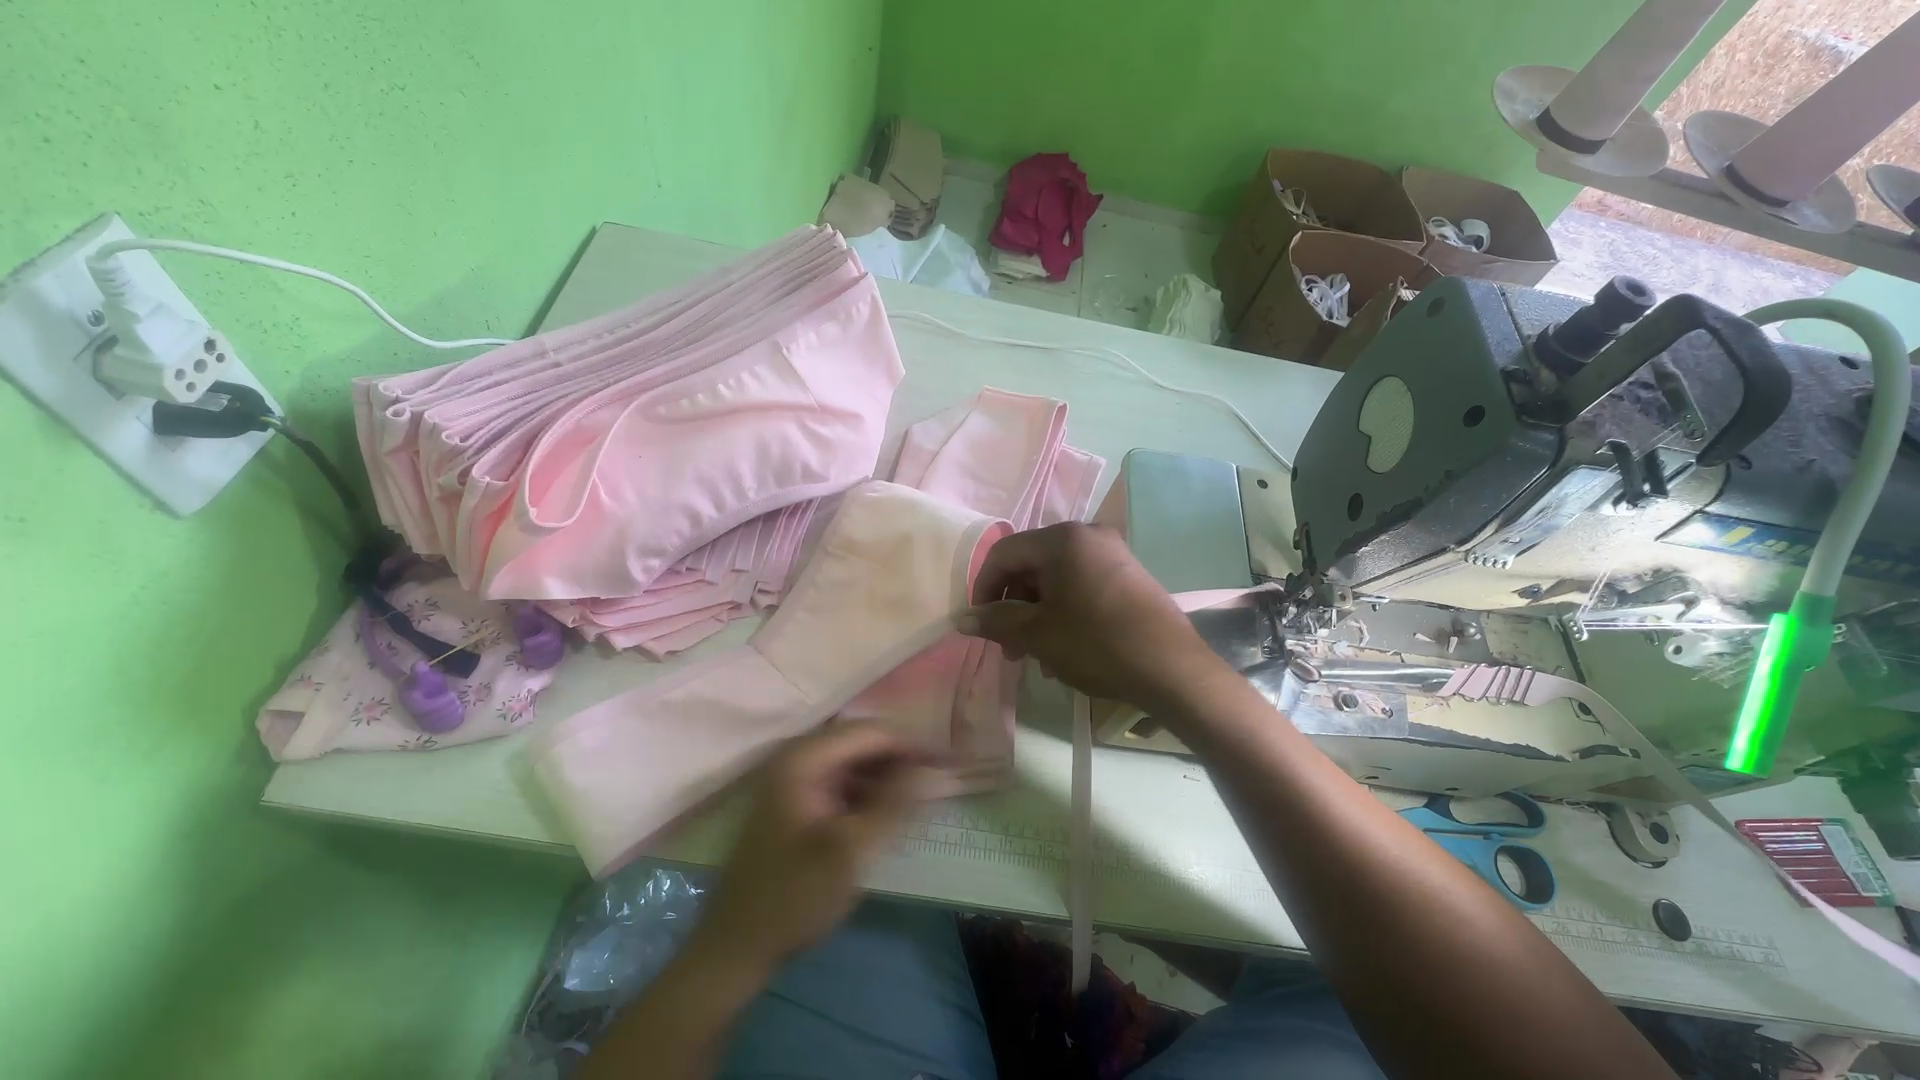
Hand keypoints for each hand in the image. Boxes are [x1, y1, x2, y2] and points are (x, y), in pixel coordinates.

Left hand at [698, 724, 935, 965]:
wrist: (738, 947)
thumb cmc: (793, 896)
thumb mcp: (852, 850)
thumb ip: (895, 805)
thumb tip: (933, 769)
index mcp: (803, 759)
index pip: (871, 731)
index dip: (913, 745)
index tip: (949, 766)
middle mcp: (795, 760)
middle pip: (861, 744)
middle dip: (901, 761)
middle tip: (940, 783)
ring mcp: (793, 784)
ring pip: (854, 765)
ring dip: (887, 779)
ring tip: (922, 802)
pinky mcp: (797, 808)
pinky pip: (842, 787)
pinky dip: (868, 796)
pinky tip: (889, 818)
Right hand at [957, 522, 1227, 712]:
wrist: (1171, 668)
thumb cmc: (1096, 644)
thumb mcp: (1037, 634)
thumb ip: (996, 620)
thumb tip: (962, 618)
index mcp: (1062, 539)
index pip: (1004, 553)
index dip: (983, 588)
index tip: (980, 624)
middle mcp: (1089, 535)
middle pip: (1032, 564)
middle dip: (1013, 606)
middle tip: (1008, 647)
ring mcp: (1114, 554)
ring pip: (1057, 579)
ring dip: (1038, 614)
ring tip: (1036, 656)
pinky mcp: (1130, 576)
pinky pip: (1082, 585)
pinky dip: (1065, 611)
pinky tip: (1065, 649)